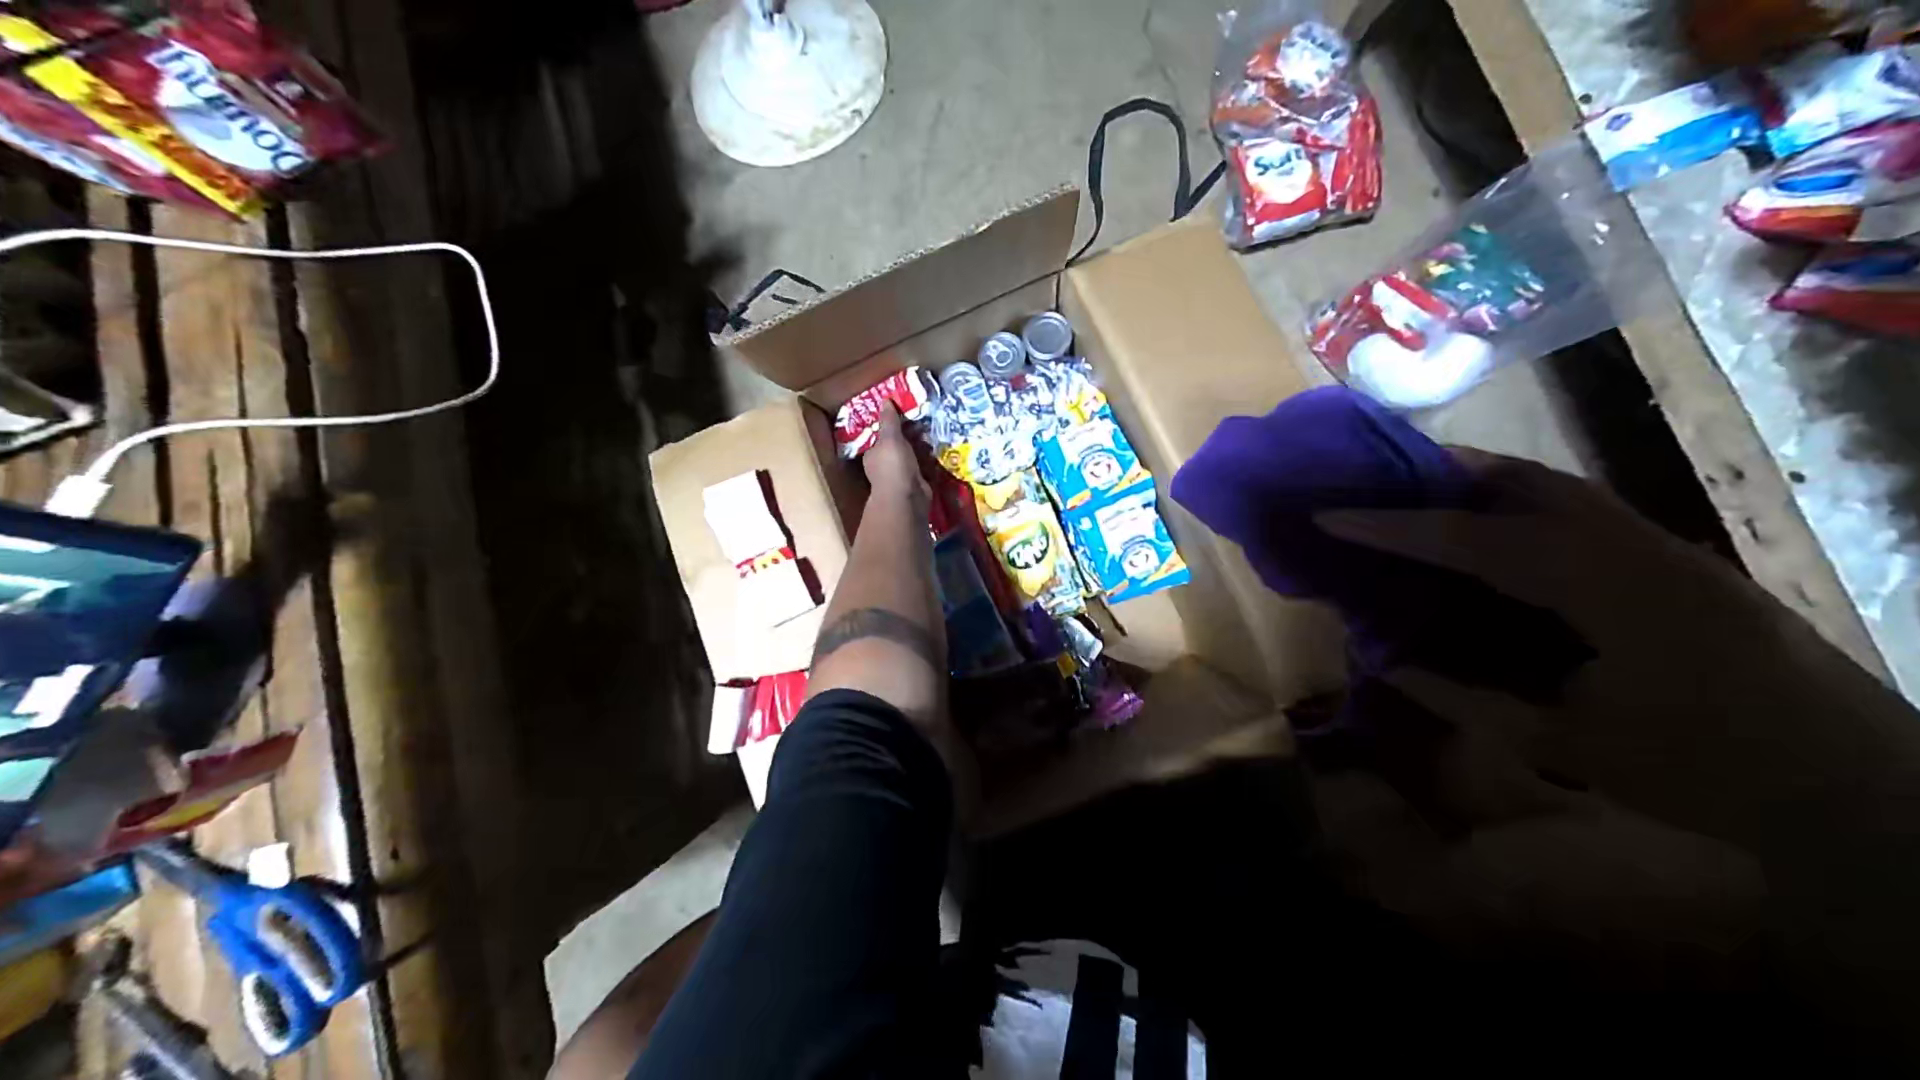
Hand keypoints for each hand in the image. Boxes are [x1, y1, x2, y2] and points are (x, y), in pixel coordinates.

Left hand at [861, 403, 927, 502]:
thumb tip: (885, 400)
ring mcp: (901, 476)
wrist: (907, 499)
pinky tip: (940, 451)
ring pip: (912, 456)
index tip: (906, 413)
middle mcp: (884, 466)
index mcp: (873, 454)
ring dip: (922, 448)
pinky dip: (930, 461)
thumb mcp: (890, 438)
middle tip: (925, 421)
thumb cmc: (893, 466)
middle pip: (898, 446)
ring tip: (935, 432)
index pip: (881, 436)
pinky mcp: (916, 484)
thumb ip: (889, 420)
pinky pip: (924, 468)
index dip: (892, 425)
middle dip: (910, 436)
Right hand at [1317, 451, 1919, 1049]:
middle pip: (1523, 482)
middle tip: (1373, 477)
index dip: (1393, 527)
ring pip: (1557, 488)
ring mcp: (1665, 549)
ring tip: (1420, 489)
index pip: (1474, 540)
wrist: (1863, 791)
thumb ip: (1465, 696)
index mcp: (1607, 592)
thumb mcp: (1567, 744)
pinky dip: (1522, 504)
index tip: (1328, 515)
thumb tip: (1384, 658)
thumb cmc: (1703, 772)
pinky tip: (1492, 528)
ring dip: (1482, 483)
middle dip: (1441, 473)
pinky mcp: (1677, 562)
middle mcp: (1637, 550)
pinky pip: (1581, 511)